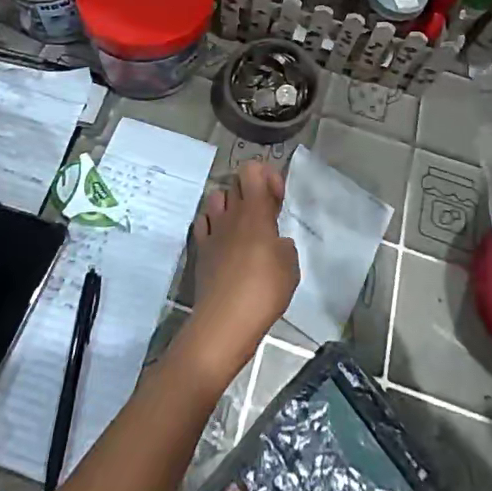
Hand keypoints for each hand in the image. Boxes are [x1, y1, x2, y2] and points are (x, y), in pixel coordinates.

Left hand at [175, 162, 299, 383]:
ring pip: (216, 198)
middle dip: (252, 189)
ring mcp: (212, 231)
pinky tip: (224, 241)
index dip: (266, 175)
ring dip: (230, 204)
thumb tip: (275, 243)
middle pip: (235, 182)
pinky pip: (203, 223)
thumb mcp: (290, 265)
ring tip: (243, 225)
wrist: (226, 320)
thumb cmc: (264, 289)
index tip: (278, 197)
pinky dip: (213, 224)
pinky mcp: (201, 250)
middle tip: (265, 213)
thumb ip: (284, 246)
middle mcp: (231, 214)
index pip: (252, 170)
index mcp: (255, 211)